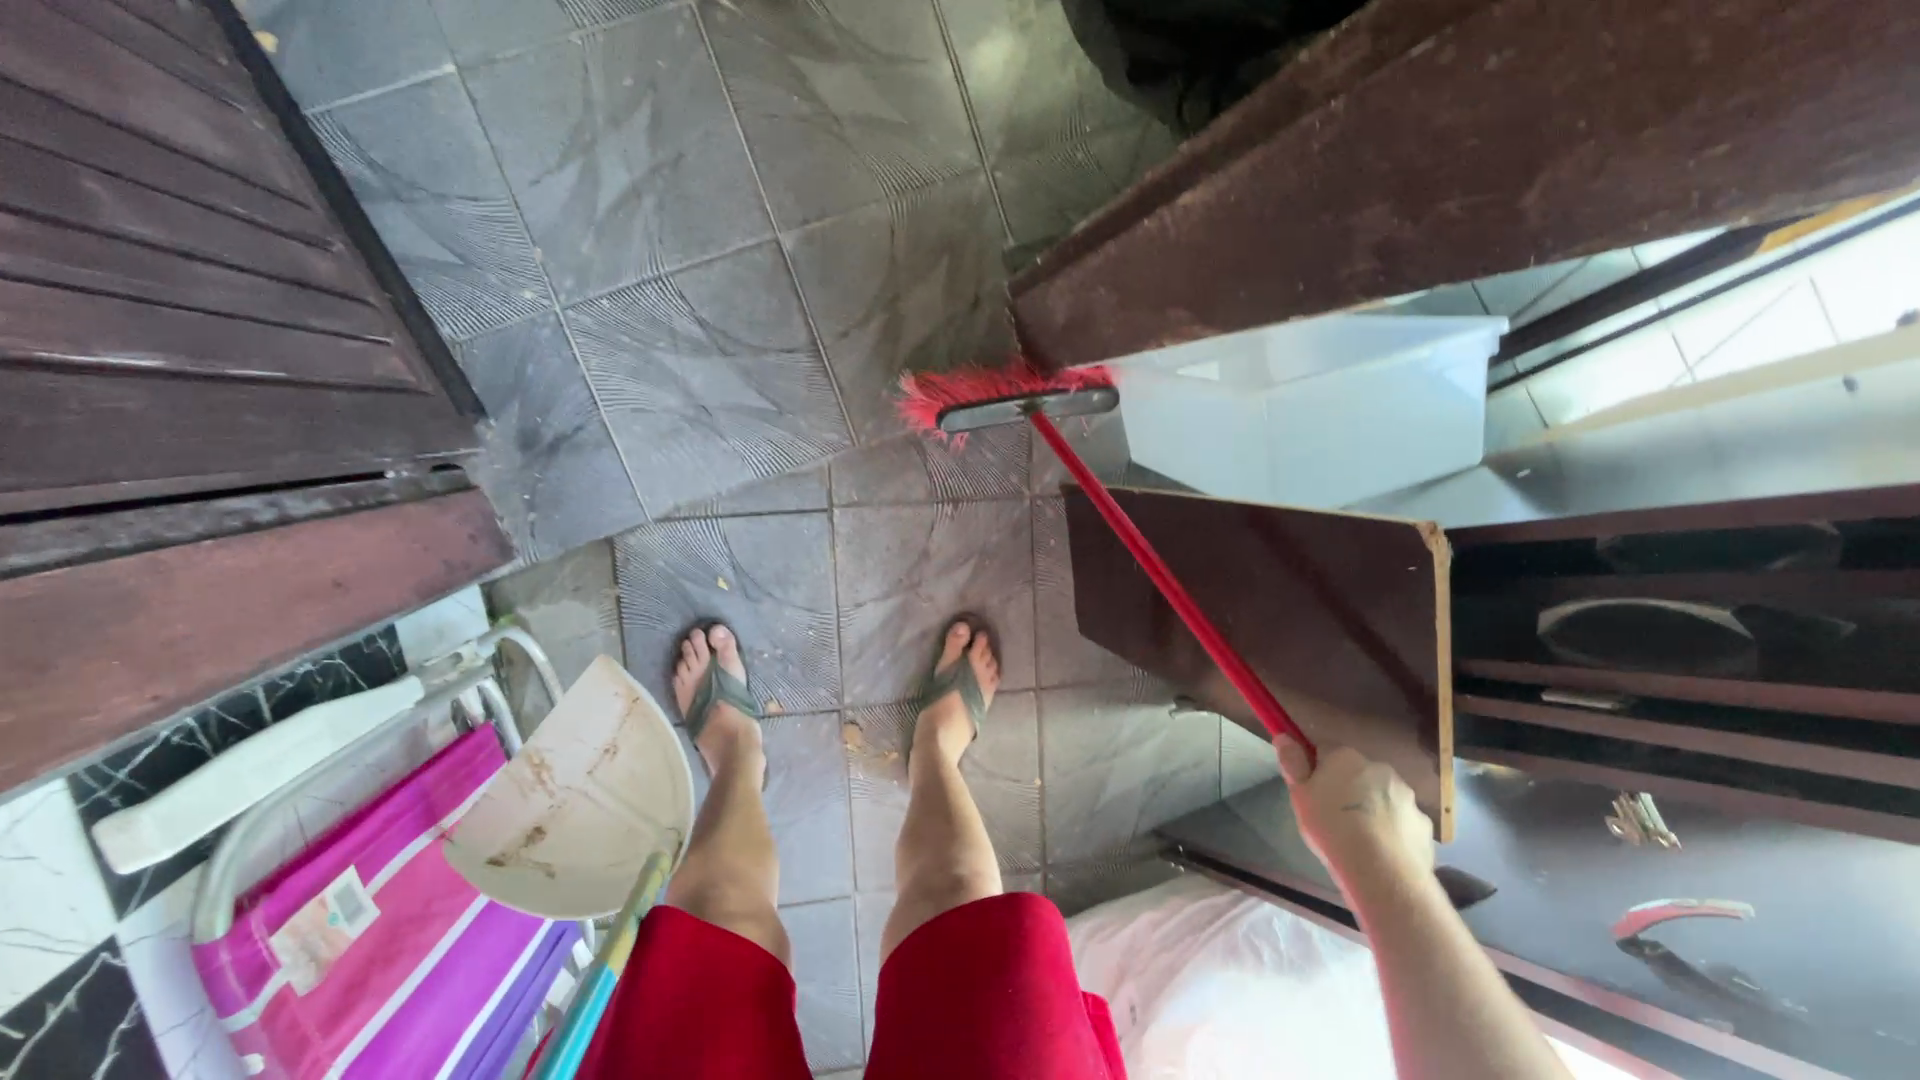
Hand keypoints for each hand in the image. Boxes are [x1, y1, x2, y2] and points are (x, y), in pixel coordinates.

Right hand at [1274, 739, 1433, 889]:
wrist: (1379, 869)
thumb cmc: (1331, 826)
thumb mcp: (1300, 795)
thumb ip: (1292, 764)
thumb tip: (1283, 736)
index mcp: (1346, 757)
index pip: (1326, 749)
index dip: (1316, 768)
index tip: (1311, 790)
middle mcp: (1379, 767)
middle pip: (1357, 772)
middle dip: (1347, 787)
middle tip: (1332, 815)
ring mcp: (1406, 795)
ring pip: (1382, 795)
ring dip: (1371, 807)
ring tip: (1358, 837)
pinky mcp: (1422, 822)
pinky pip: (1402, 820)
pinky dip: (1392, 829)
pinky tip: (1381, 849)